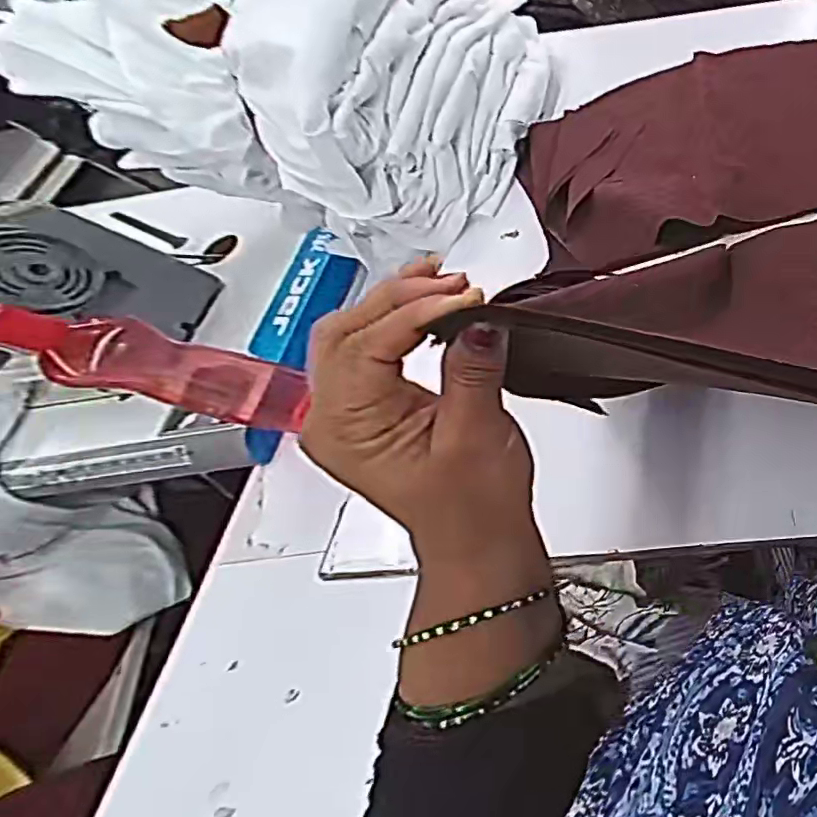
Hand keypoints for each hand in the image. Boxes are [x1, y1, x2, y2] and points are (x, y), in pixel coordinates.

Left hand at [301, 260, 536, 556]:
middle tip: (450, 278)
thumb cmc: (474, 507)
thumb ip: (473, 372)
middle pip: (347, 331)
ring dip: (399, 304)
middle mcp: (336, 417)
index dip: (417, 313)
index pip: (367, 345)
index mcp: (346, 427)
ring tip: (442, 281)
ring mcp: (354, 412)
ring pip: (357, 336)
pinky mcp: (379, 408)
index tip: (465, 296)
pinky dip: (406, 325)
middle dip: (398, 297)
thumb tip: (478, 323)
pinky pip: (378, 352)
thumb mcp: (477, 434)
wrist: (481, 538)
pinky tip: (434, 311)